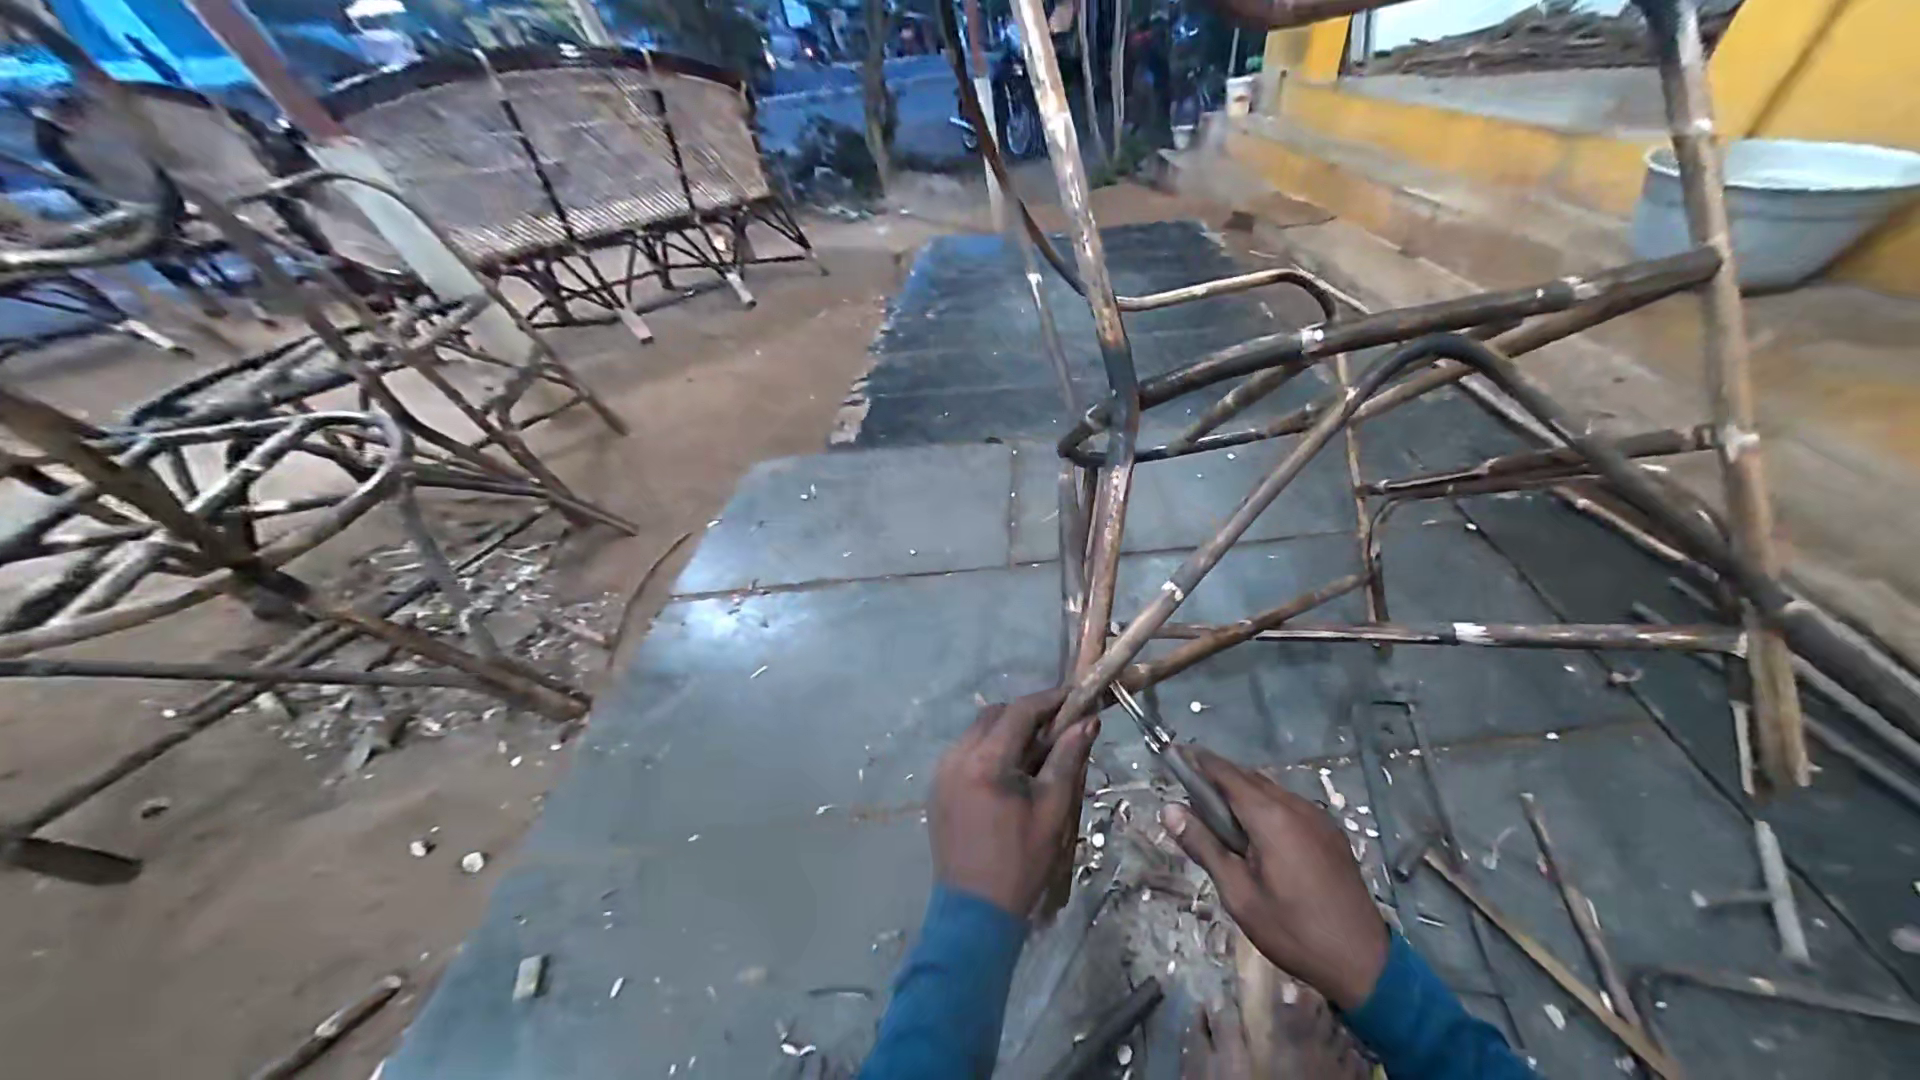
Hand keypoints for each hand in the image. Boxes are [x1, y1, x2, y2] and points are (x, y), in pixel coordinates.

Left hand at [930, 687, 1099, 916]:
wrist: (975, 913)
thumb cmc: (1021, 862)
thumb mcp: (1052, 809)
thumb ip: (1068, 758)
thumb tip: (1088, 721)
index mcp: (984, 761)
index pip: (1018, 712)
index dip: (1049, 700)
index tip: (1075, 697)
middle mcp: (956, 756)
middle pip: (994, 715)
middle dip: (1027, 714)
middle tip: (1058, 728)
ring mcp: (941, 771)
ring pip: (977, 730)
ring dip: (1007, 731)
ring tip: (1037, 751)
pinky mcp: (937, 786)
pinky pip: (965, 750)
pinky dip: (989, 749)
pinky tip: (1010, 770)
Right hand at [1159, 749, 1387, 1009]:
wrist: (1364, 965)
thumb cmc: (1293, 929)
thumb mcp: (1238, 893)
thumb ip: (1203, 846)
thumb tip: (1169, 809)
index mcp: (1270, 816)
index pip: (1226, 773)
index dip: (1198, 760)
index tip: (1174, 753)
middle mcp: (1295, 806)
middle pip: (1248, 777)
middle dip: (1218, 777)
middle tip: (1189, 792)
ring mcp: (1317, 818)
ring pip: (1270, 790)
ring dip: (1241, 792)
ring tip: (1219, 816)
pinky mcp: (1330, 833)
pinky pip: (1288, 805)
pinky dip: (1264, 805)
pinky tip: (1255, 833)